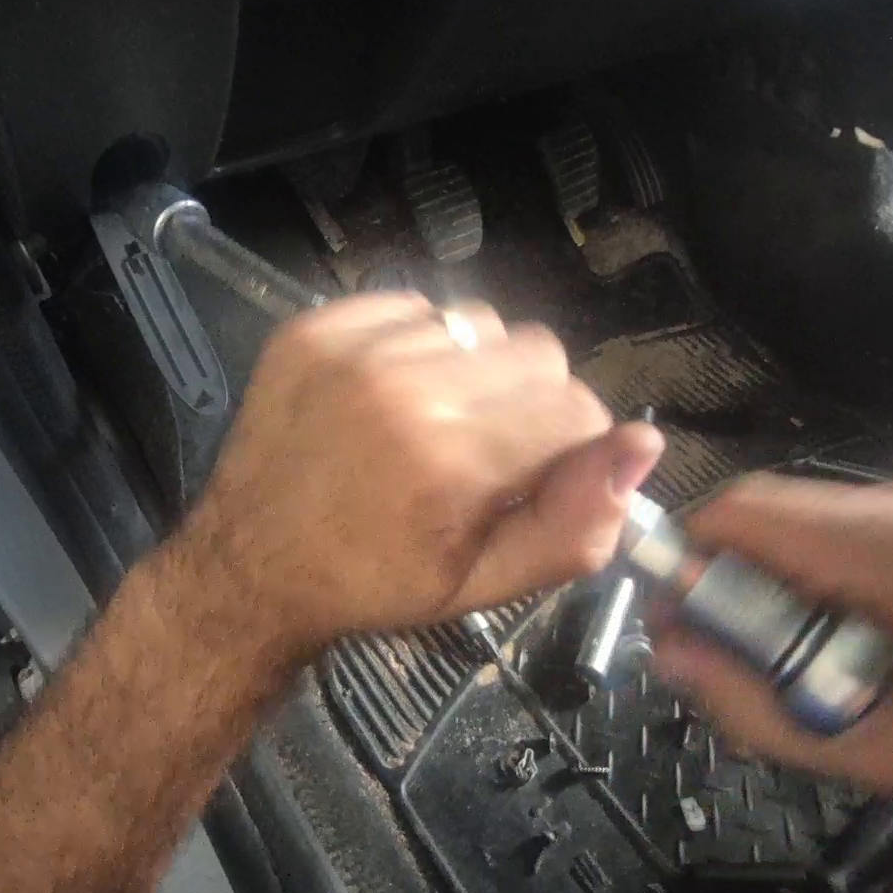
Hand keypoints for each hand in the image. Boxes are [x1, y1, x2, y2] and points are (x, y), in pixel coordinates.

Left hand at [170, 292, 663, 657]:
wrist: (251, 564)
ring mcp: (354, 346)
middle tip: (484, 450)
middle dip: (531, 404)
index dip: (569, 447)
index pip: (578, 409)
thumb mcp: (481, 586)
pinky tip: (392, 391)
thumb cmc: (373, 584)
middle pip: (539, 353)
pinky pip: (414, 306)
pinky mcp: (317, 325)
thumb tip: (641, 448)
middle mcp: (406, 385)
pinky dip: (420, 344)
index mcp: (452, 460)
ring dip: (478, 370)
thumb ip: (573, 526)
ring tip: (435, 419)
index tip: (532, 477)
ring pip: (481, 322)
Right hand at [651, 468, 892, 852]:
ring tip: (826, 673)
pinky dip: (845, 584)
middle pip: (781, 519)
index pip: (743, 510)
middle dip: (741, 589)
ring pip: (826, 529)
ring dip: (795, 591)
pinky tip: (886, 650)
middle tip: (745, 668)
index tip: (672, 624)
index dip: (686, 559)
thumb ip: (762, 709)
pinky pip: (875, 535)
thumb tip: (668, 658)